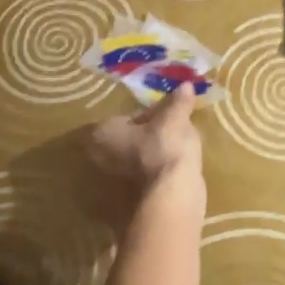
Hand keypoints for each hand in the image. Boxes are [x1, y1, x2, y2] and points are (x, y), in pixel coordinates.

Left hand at [85, 86, 205, 233]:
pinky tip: (178, 169)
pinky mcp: (128, 199)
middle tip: (178, 130)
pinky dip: (159, 172)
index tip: (174, 114)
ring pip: (139, 158)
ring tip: (181, 149)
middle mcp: (99, 157)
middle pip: (132, 138)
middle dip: (152, 134)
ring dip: (156, 154)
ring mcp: (112, 182)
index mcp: (102, 133)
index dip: (156, 113)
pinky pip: (146, 177)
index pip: (131, 116)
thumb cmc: (165, 148)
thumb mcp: (175, 118)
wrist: (172, 197)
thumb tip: (185, 85)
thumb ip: (178, 102)